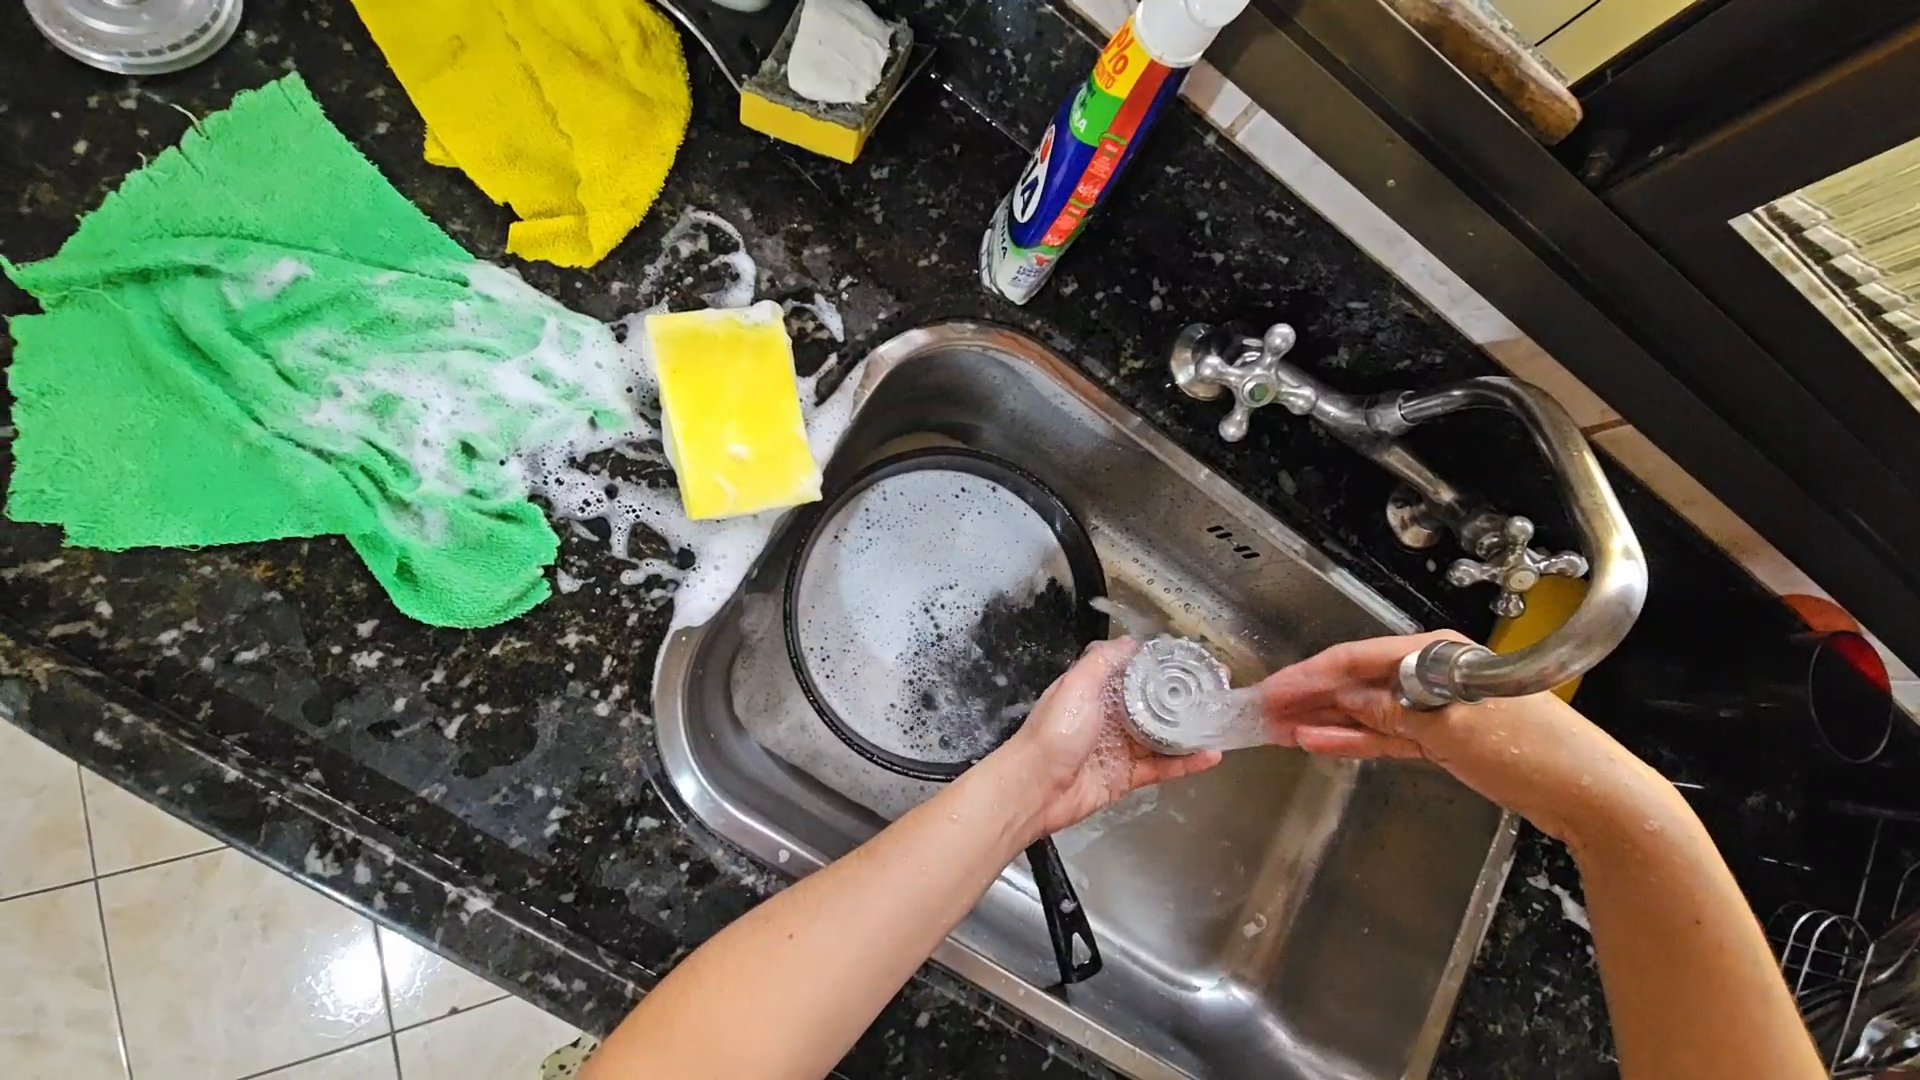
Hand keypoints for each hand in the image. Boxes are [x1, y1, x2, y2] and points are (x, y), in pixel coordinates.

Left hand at [994, 639, 1221, 841]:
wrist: (1035, 788)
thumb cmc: (1054, 732)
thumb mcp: (1076, 685)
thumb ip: (1103, 661)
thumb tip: (1132, 641)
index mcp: (1096, 690)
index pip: (1136, 672)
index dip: (1164, 666)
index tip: (1194, 660)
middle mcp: (1110, 716)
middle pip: (1155, 704)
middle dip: (1185, 697)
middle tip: (1218, 689)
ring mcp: (1120, 747)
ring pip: (1163, 736)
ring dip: (1191, 731)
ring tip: (1220, 721)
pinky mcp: (1127, 777)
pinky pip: (1162, 767)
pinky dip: (1186, 763)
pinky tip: (1210, 756)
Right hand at [1256, 631, 1668, 844]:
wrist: (1597, 800)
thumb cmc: (1533, 752)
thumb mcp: (1451, 727)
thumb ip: (1389, 710)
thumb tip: (1343, 700)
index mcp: (1434, 655)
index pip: (1355, 660)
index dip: (1309, 676)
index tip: (1272, 693)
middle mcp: (1428, 674)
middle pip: (1355, 683)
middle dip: (1308, 698)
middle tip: (1264, 713)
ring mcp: (1433, 708)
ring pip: (1364, 711)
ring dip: (1323, 722)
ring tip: (1279, 731)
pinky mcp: (1439, 740)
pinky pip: (1384, 736)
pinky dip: (1353, 741)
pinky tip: (1317, 743)